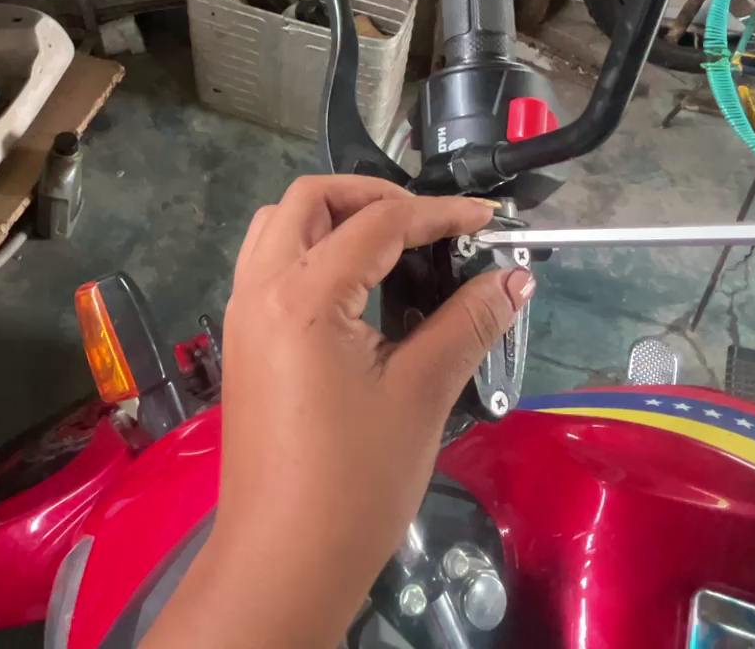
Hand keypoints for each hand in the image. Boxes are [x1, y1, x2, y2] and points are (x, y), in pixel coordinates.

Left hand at [144, 176, 533, 648]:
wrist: (282, 559)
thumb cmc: (354, 481)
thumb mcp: (421, 394)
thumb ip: (467, 323)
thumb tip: (513, 280)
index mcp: (304, 294)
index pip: (378, 223)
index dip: (439, 213)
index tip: (484, 222)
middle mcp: (260, 287)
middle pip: (311, 198)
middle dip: (373, 195)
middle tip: (427, 224)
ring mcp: (242, 310)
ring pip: (280, 223)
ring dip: (333, 215)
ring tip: (389, 244)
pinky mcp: (241, 335)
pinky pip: (267, 260)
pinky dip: (307, 246)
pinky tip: (350, 283)